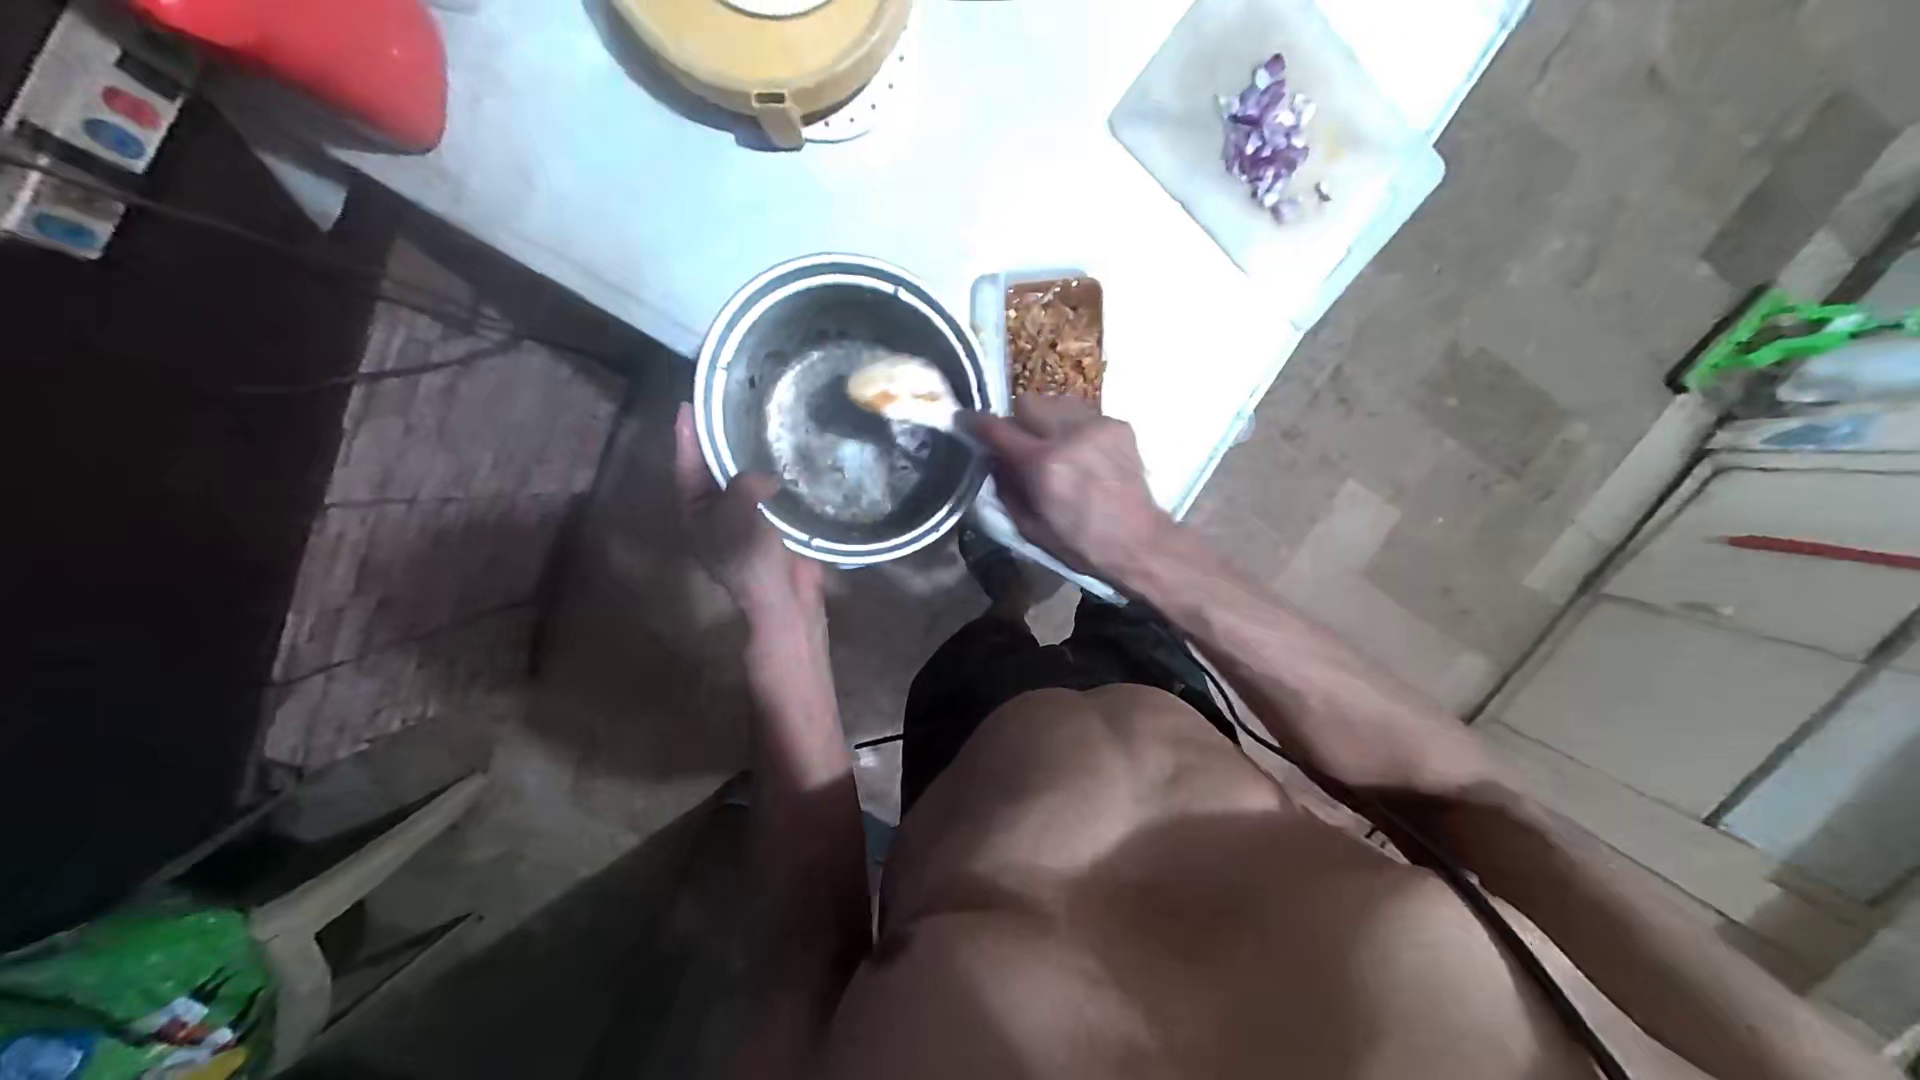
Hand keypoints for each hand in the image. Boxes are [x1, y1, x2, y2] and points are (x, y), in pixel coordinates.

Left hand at [674, 403, 822, 615]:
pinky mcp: (775, 519)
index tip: (690, 404)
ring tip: (762, 420)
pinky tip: (790, 451)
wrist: (786, 597)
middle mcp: (717, 510)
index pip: (688, 464)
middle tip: (730, 403)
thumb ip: (743, 484)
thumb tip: (768, 475)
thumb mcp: (736, 517)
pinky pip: (772, 487)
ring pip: (746, 475)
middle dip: (722, 438)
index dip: (688, 434)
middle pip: (716, 466)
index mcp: (697, 511)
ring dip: (753, 453)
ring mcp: (747, 515)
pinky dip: (778, 470)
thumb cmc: (751, 561)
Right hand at [963, 394, 1174, 576]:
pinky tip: (1081, 450)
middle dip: (1017, 420)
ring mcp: (1097, 426)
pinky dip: (1074, 426)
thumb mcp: (1029, 527)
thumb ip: (1006, 488)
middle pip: (1026, 402)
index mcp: (1043, 465)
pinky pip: (1083, 412)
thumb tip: (993, 459)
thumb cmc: (1080, 543)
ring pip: (1056, 400)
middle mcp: (1069, 436)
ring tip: (1053, 443)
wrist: (1138, 541)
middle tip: (1021, 442)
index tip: (966, 420)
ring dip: (1046, 418)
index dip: (976, 423)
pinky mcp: (1118, 425)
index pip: (998, 428)